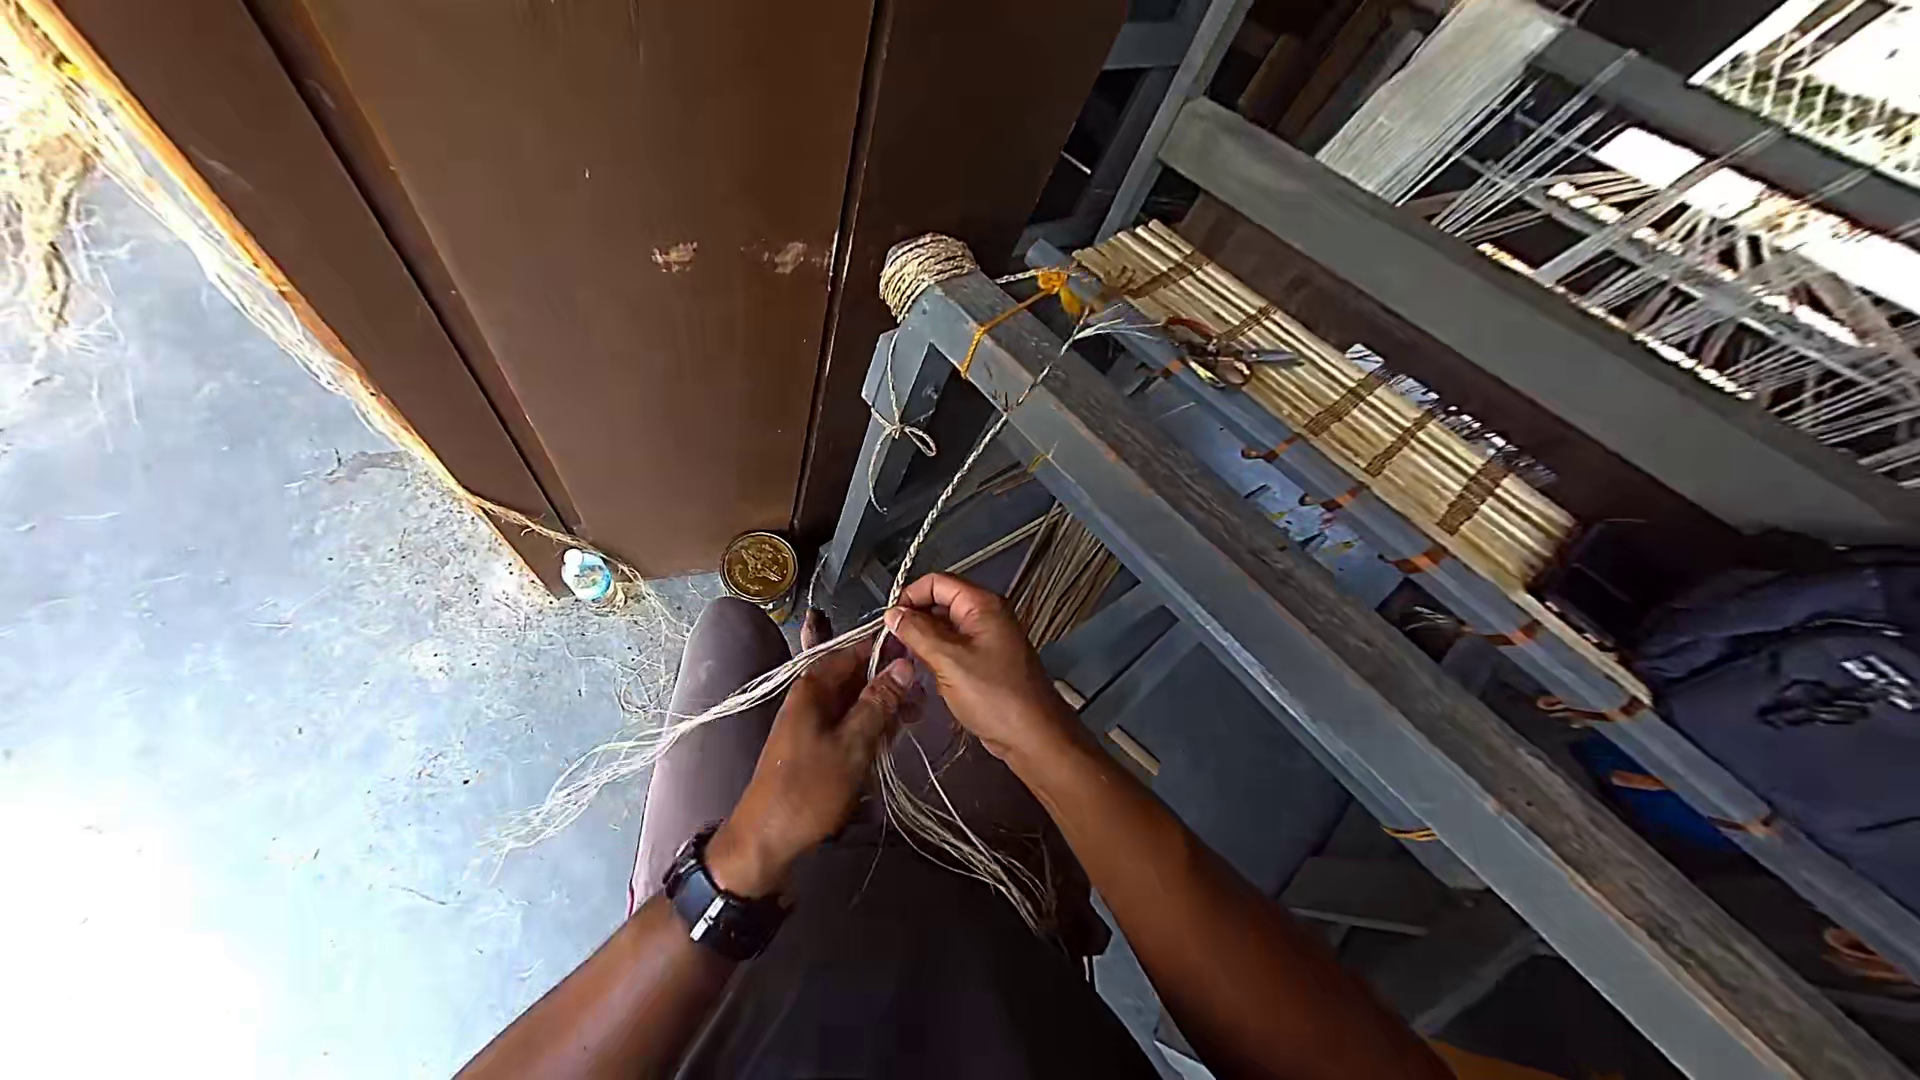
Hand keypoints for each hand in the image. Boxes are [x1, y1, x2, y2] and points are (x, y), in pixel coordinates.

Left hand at [708, 624, 915, 897]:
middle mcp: (812, 695)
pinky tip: (890, 737)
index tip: (920, 659)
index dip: (888, 651)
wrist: (766, 840)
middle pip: (858, 675)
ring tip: (912, 720)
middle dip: (890, 683)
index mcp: (814, 686)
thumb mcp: (853, 744)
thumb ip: (879, 702)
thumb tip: (904, 665)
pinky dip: (870, 725)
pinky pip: (849, 721)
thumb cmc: (809, 789)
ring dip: (884, 707)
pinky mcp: (817, 741)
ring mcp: (813, 719)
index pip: (856, 650)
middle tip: (921, 701)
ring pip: (856, 699)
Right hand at [884, 573, 1080, 763]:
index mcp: (983, 604)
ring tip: (904, 658)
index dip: (910, 596)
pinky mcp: (986, 659)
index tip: (890, 621)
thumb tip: (894, 614)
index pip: (938, 582)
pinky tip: (923, 671)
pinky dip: (936, 653)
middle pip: (941, 601)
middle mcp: (987, 614)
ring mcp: (988, 637)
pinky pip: (954, 646)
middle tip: (892, 643)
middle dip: (914, 618)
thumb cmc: (996, 697)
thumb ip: (918, 632)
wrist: (1033, 736)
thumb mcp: (949, 660)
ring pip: (945, 626)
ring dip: (923, 638)